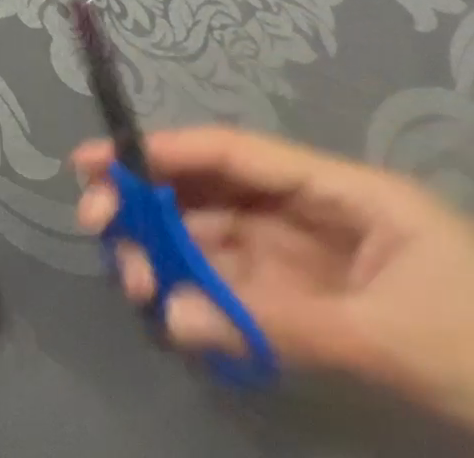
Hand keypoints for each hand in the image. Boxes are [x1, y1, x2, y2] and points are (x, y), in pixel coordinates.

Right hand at [73, 126, 473, 426]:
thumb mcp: (398, 339)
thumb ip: (281, 325)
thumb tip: (173, 319)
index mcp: (345, 195)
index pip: (234, 154)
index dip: (159, 150)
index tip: (91, 163)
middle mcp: (311, 216)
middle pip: (206, 192)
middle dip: (144, 207)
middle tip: (98, 229)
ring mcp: (301, 261)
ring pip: (204, 239)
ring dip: (159, 256)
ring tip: (138, 289)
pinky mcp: (295, 303)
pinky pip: (221, 286)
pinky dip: (188, 296)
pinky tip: (172, 315)